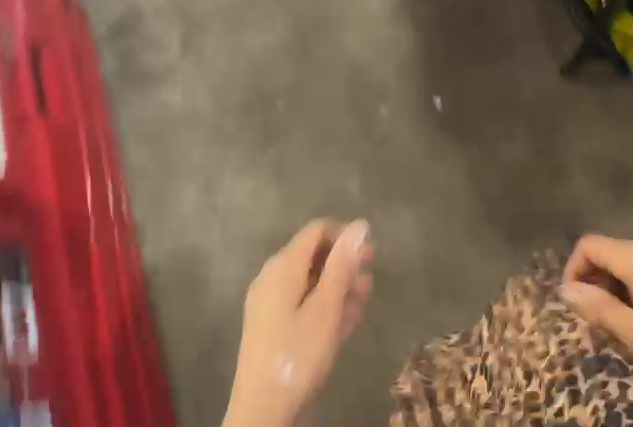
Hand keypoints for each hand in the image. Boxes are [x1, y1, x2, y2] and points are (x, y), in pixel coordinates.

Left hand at [224, 219, 373, 426]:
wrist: (262, 413)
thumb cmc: (298, 354)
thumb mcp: (326, 308)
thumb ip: (343, 264)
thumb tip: (360, 224)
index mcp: (283, 266)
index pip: (317, 230)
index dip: (345, 237)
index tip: (370, 258)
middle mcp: (272, 277)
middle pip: (314, 255)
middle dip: (344, 266)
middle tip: (368, 287)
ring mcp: (270, 303)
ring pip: (310, 281)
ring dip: (338, 288)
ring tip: (360, 308)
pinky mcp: (272, 326)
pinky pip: (302, 303)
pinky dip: (324, 307)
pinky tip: (344, 324)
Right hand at [561, 236, 632, 426]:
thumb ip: (597, 309)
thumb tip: (565, 289)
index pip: (589, 245)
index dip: (573, 270)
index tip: (575, 305)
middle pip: (610, 252)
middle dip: (596, 283)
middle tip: (598, 324)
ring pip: (629, 262)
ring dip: (616, 289)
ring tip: (623, 328)